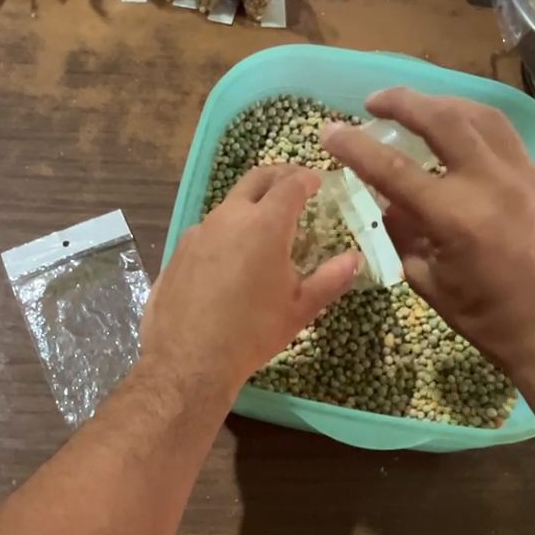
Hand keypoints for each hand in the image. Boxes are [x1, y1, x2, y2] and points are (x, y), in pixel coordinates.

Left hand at [138, 165, 360, 400]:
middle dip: (279, 176)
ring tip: (265, 226)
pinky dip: (227, 231)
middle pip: (256, 179)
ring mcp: (199, 231)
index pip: (291, 184)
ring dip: (250, 205)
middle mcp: (229, 217)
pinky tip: (231, 258)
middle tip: (294, 184)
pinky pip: (208, 230)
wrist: (188, 359)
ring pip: (229, 205)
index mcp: (265, 224)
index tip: (317, 182)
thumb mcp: (300, 308)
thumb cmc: (252, 332)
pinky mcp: (179, 250)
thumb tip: (356, 260)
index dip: (307, 179)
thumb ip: (331, 278)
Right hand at [321, 88, 534, 379]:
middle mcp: (494, 185)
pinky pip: (513, 149)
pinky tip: (470, 154)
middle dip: (403, 101)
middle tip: (376, 101)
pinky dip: (482, 141)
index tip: (330, 131)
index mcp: (456, 217)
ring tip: (424, 108)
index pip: (392, 168)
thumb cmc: (489, 322)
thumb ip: (404, 235)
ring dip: (447, 106)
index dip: (355, 146)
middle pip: (443, 119)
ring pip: (485, 119)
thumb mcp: (429, 283)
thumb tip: (389, 203)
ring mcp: (531, 179)